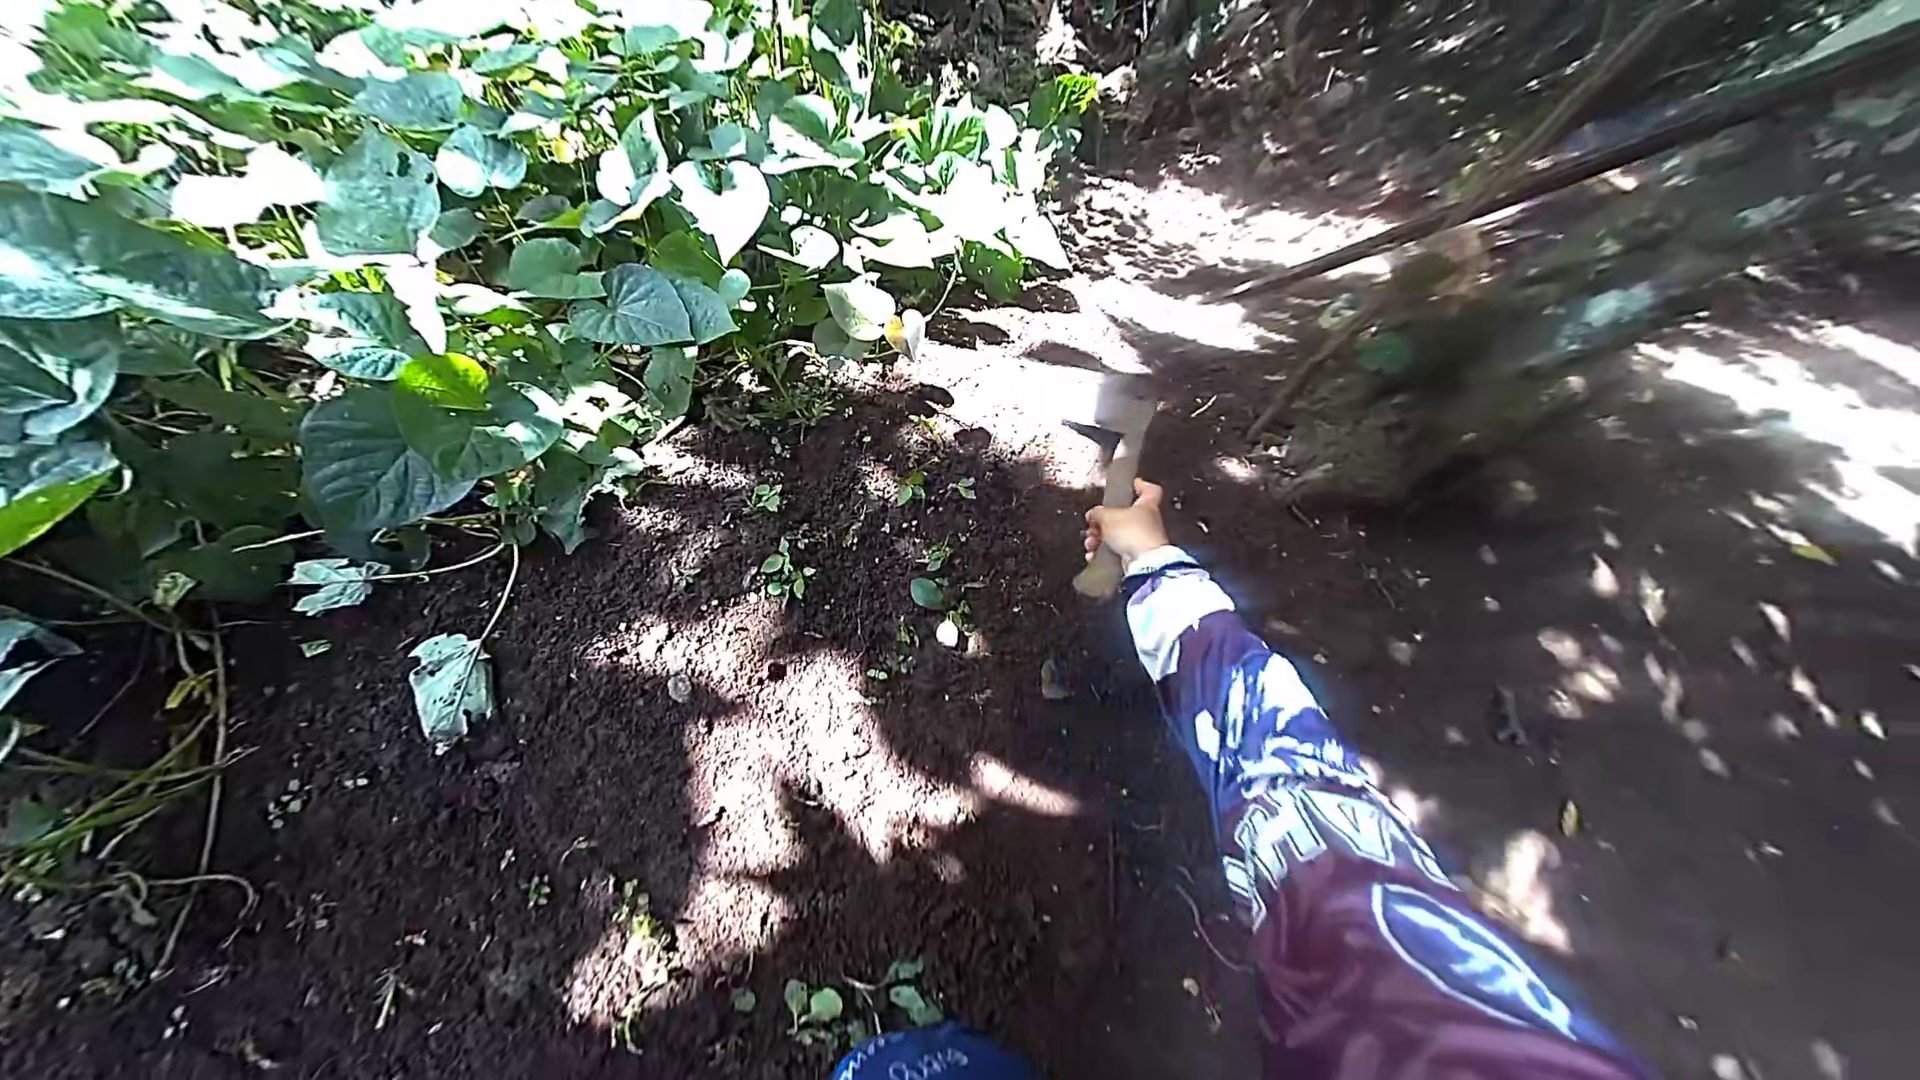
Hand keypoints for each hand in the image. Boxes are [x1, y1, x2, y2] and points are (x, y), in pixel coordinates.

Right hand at [1084, 478, 1169, 569]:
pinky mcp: (1137, 556)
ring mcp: (1142, 540)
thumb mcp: (1108, 516)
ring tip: (1090, 542)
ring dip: (1099, 538)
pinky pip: (1116, 551)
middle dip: (1104, 521)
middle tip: (1093, 525)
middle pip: (1124, 515)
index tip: (1133, 483)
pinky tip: (1093, 555)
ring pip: (1117, 534)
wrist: (1145, 564)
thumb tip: (1092, 514)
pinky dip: (1103, 553)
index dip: (1141, 485)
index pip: (1150, 490)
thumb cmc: (1132, 533)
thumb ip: (1098, 513)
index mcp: (1147, 505)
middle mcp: (1147, 522)